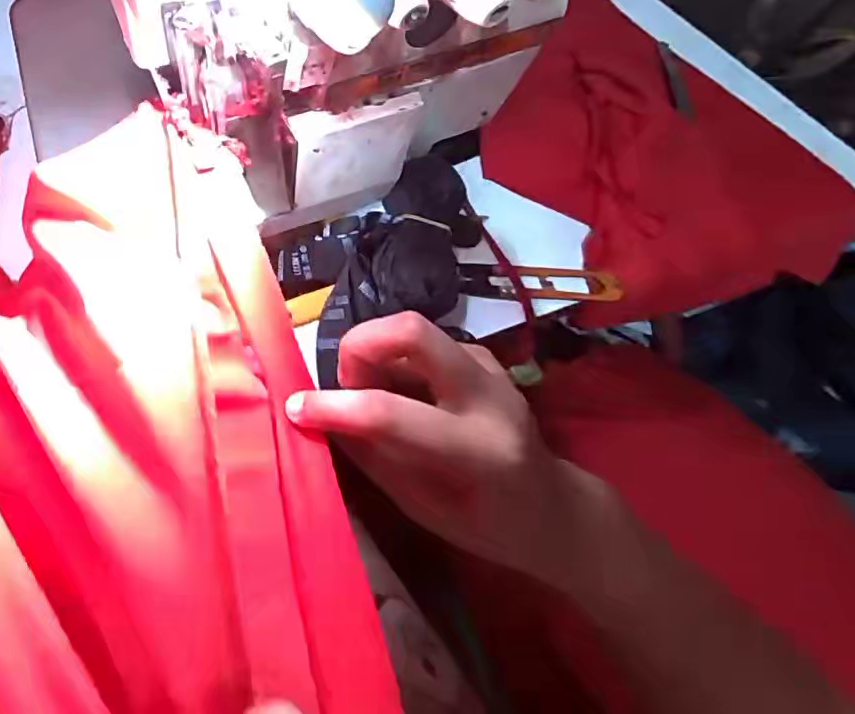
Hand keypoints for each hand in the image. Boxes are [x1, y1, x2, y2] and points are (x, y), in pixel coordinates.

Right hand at [285, 312, 604, 583]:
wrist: (557, 510)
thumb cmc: (488, 524)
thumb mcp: (421, 507)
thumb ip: (370, 455)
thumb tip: (317, 418)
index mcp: (477, 449)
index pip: (392, 413)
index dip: (334, 406)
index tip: (296, 407)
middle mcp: (488, 394)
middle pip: (410, 330)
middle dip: (358, 346)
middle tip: (346, 383)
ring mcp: (489, 367)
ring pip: (412, 329)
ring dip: (374, 354)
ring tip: (371, 394)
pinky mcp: (482, 355)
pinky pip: (422, 342)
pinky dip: (394, 359)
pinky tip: (401, 393)